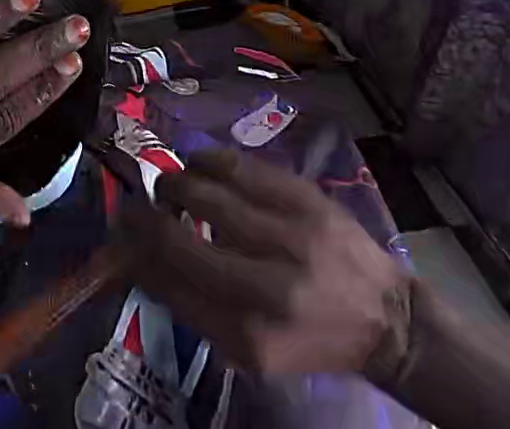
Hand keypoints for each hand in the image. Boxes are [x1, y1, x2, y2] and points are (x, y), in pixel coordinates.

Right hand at [121, 150, 411, 378]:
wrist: (386, 318)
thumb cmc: (307, 338)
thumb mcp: (247, 347)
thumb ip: (188, 305)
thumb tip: (134, 256)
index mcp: (249, 331)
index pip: (166, 280)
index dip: (135, 250)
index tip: (123, 233)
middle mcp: (267, 283)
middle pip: (177, 230)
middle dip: (147, 213)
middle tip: (144, 207)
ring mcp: (289, 233)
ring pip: (201, 188)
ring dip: (175, 184)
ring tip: (174, 188)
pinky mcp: (304, 196)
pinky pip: (235, 163)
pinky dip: (205, 161)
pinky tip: (199, 167)